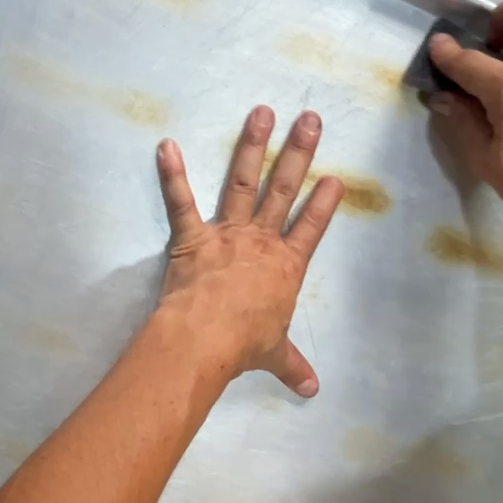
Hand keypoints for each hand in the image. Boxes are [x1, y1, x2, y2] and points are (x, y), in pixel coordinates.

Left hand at [153, 106, 343, 396]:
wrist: (206, 340)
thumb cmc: (244, 345)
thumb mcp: (274, 354)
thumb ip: (293, 366)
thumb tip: (312, 390)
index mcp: (285, 266)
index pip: (311, 228)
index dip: (324, 203)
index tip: (335, 177)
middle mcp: (260, 241)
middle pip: (283, 190)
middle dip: (298, 153)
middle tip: (310, 118)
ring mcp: (226, 234)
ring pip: (242, 183)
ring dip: (252, 147)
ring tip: (261, 112)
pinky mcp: (191, 236)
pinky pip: (180, 201)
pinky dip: (172, 174)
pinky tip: (166, 144)